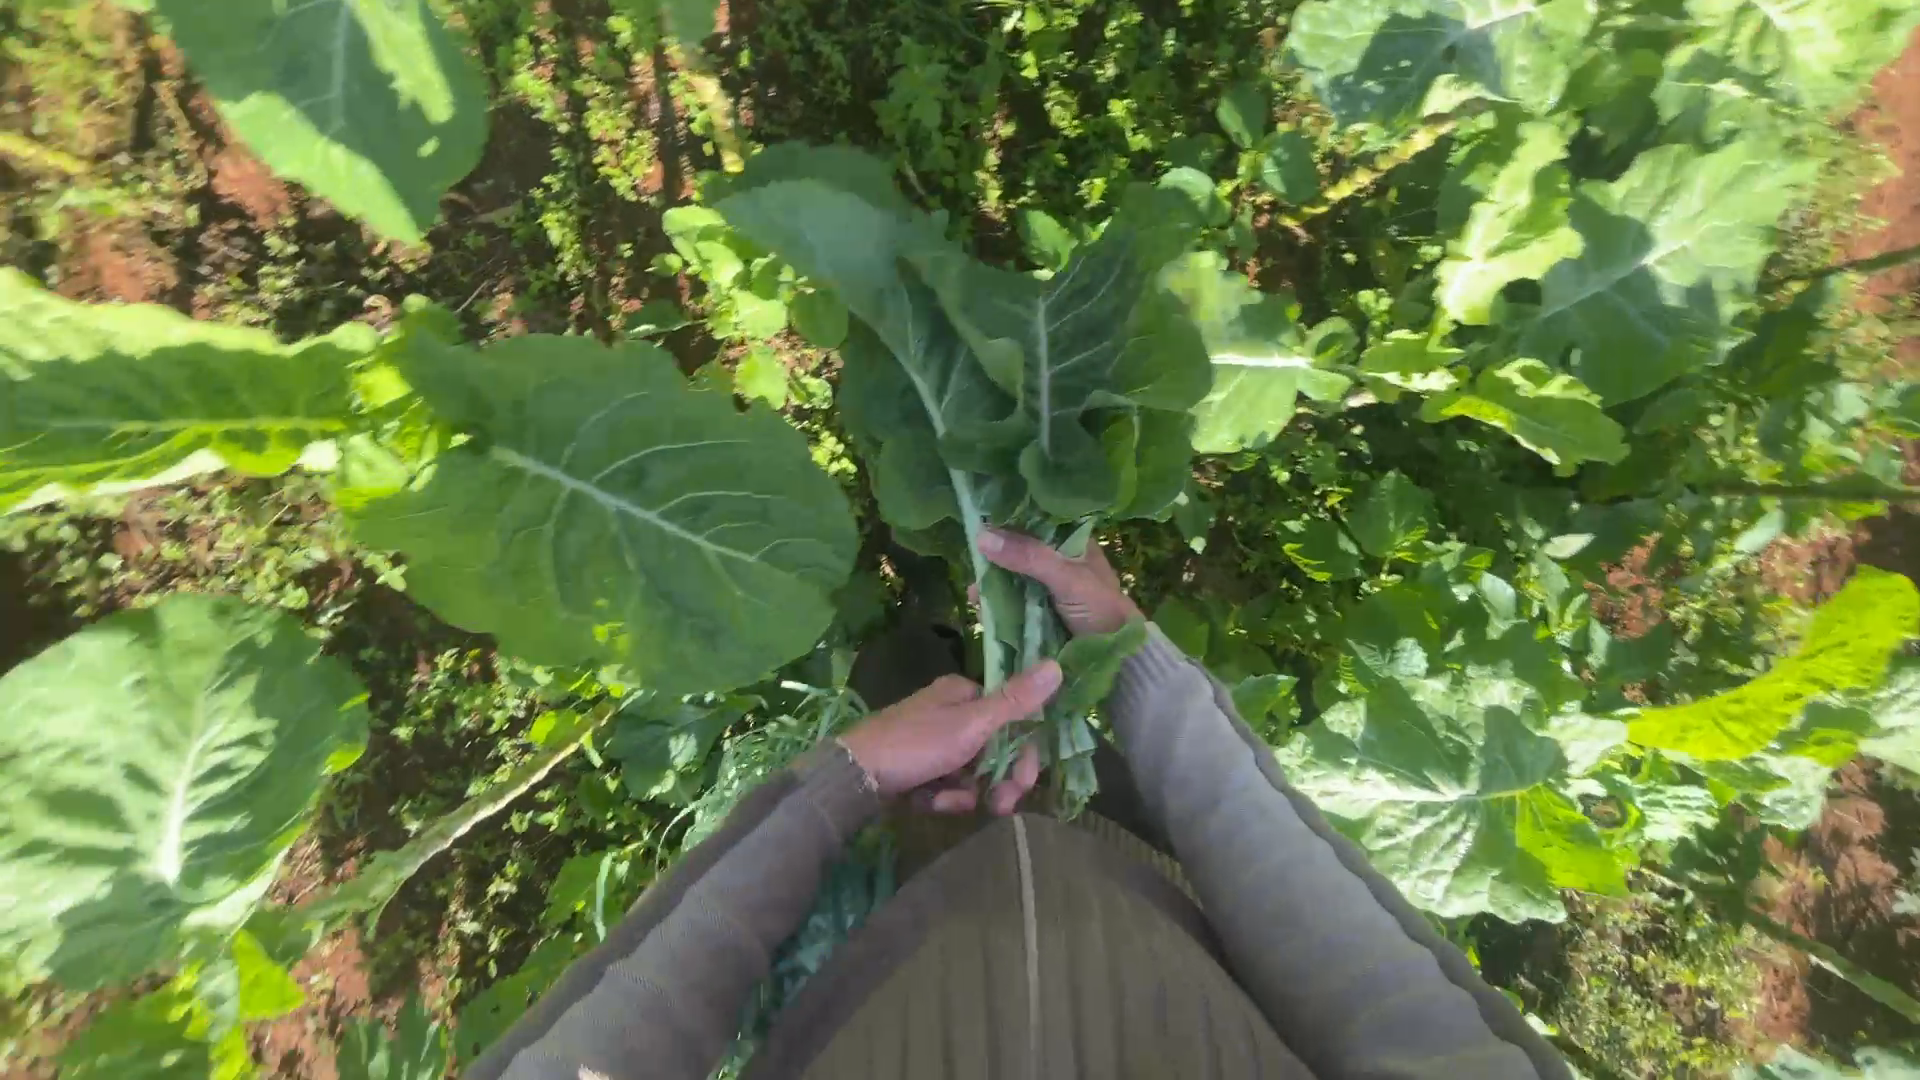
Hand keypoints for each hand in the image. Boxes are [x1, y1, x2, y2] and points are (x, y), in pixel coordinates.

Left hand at [839, 662, 1060, 814]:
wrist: (854, 776)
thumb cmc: (917, 743)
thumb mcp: (972, 723)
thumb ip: (1015, 701)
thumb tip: (1057, 665)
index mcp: (963, 694)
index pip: (1011, 721)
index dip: (1023, 754)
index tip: (1023, 784)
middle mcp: (948, 712)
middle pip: (993, 749)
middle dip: (997, 780)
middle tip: (998, 806)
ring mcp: (931, 740)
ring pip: (970, 772)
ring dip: (966, 792)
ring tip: (948, 802)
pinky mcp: (916, 766)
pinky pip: (945, 784)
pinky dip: (942, 796)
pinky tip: (929, 802)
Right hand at [976, 528, 1142, 636]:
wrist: (1117, 656)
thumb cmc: (1099, 608)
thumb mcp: (1066, 578)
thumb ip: (1029, 557)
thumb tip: (981, 537)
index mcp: (1071, 542)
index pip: (1034, 522)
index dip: (1006, 522)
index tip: (978, 526)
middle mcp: (1057, 560)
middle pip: (1017, 551)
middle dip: (993, 560)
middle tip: (974, 570)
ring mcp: (1047, 586)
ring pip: (1012, 578)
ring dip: (992, 586)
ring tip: (975, 598)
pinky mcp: (1039, 611)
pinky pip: (1013, 602)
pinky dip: (998, 606)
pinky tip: (983, 611)